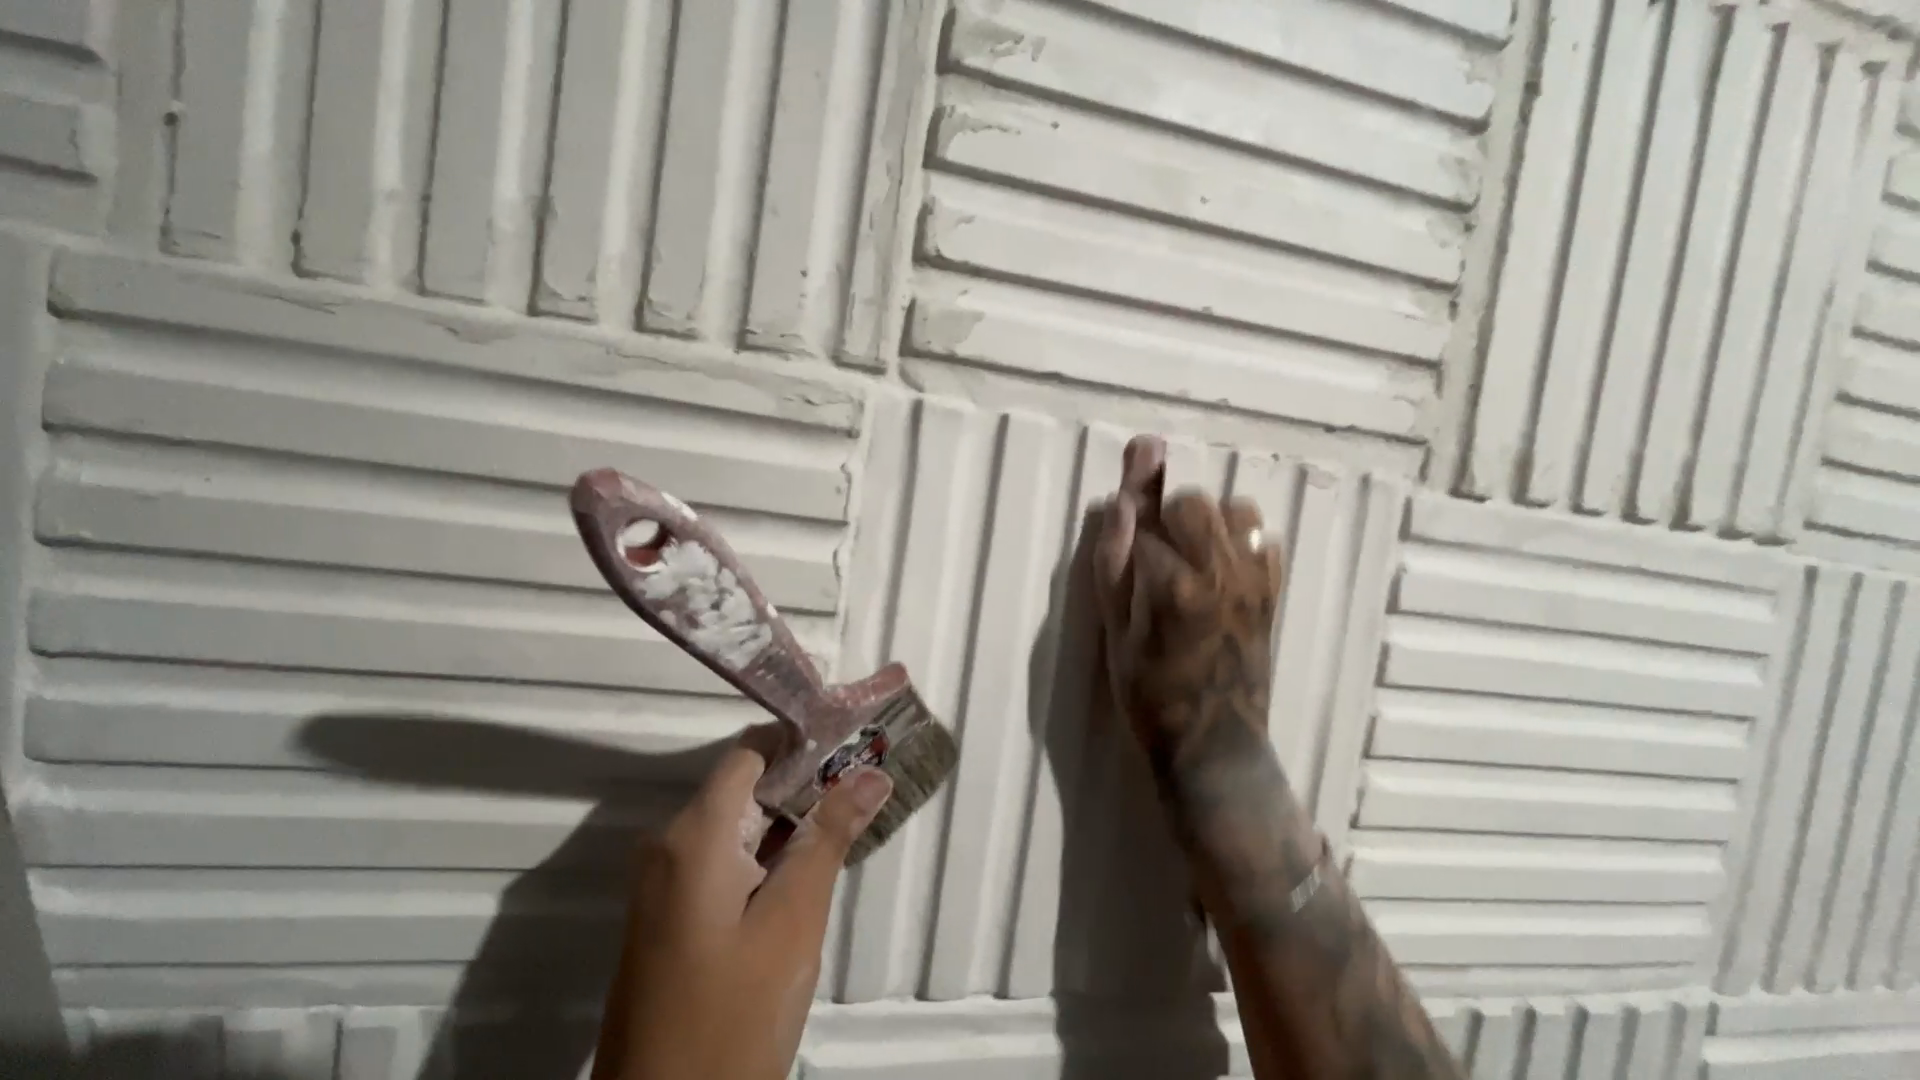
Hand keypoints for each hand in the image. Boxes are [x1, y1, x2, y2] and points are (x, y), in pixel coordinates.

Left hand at [592, 739, 892, 1079]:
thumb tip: (870, 774)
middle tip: (867, 789)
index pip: (751, 752)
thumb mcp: (793, 923)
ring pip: (737, 826)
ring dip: (790, 823)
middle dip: (805, 785)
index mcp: (694, 834)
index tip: (855, 744)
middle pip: (744, 787)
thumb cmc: (733, 1013)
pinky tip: (807, 873)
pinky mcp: (669, 914)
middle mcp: (668, 845)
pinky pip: (722, 860)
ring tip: (851, 825)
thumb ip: (829, 839)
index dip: (803, 741)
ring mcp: (663, 882)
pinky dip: (766, 856)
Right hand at [1091, 435, 1283, 764]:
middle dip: (1167, 513)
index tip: (1120, 535)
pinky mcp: (1273, 592)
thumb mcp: (1115, 633)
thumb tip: (1118, 502)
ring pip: (1237, 509)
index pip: (1144, 521)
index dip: (1127, 522)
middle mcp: (1220, 573)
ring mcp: (1254, 580)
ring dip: (1211, 520)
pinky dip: (1244, 540)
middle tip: (1155, 547)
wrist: (1213, 743)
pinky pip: (1267, 540)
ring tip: (1193, 551)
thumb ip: (1114, 563)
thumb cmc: (1150, 694)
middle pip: (1194, 501)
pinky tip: (1223, 566)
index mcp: (1173, 585)